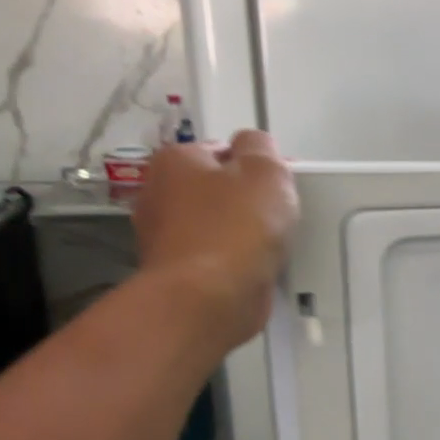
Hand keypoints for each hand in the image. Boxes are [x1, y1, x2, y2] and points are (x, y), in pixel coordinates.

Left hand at [131, 131, 298, 352]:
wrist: (209, 295)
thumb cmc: (238, 225)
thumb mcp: (266, 170)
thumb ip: (262, 147)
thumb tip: (253, 144)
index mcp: (174, 160)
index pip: (222, 149)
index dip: (257, 163)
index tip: (283, 183)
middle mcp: (157, 192)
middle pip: (215, 186)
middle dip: (246, 196)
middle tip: (280, 212)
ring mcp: (161, 233)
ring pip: (214, 220)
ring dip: (240, 228)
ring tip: (271, 242)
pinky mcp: (174, 268)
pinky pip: (212, 252)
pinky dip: (233, 256)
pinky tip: (254, 264)